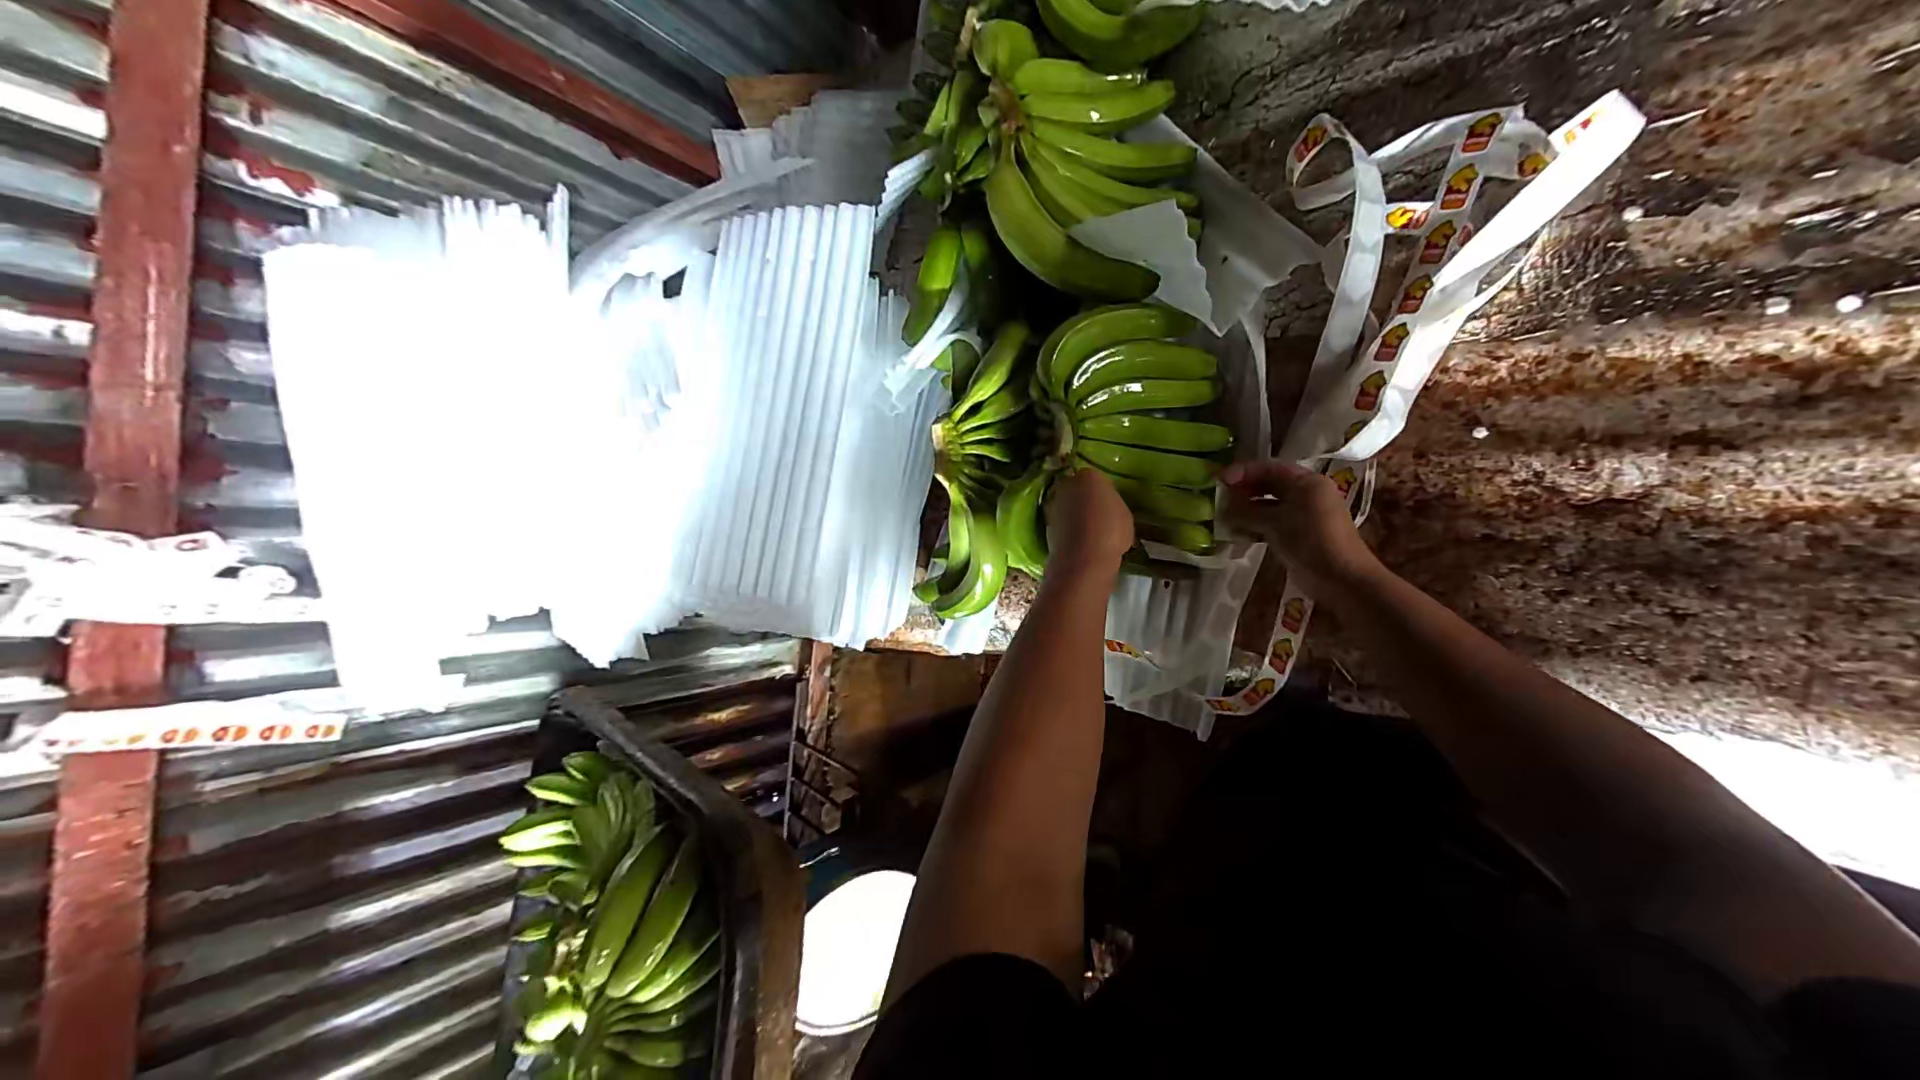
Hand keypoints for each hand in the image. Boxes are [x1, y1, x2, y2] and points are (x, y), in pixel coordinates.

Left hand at [1045, 467, 1133, 571]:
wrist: (1083, 558)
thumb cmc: (1111, 531)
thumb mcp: (1124, 514)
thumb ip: (1113, 505)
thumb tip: (1106, 509)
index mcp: (1089, 475)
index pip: (1096, 478)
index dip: (1102, 492)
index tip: (1108, 504)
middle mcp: (1066, 484)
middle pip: (1076, 489)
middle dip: (1084, 499)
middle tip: (1097, 516)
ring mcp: (1053, 504)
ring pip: (1066, 506)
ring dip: (1073, 514)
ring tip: (1088, 532)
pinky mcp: (1045, 524)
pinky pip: (1061, 523)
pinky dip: (1067, 529)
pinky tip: (1078, 542)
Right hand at [1221, 459, 1379, 593]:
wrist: (1341, 577)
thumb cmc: (1310, 540)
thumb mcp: (1274, 522)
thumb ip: (1246, 511)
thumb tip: (1223, 506)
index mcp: (1306, 482)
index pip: (1269, 468)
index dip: (1242, 471)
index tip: (1219, 480)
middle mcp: (1307, 493)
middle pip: (1270, 484)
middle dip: (1244, 489)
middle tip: (1219, 497)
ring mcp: (1305, 514)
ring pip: (1270, 504)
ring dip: (1247, 509)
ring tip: (1224, 516)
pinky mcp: (1300, 534)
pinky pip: (1274, 522)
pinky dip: (1256, 524)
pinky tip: (1239, 532)